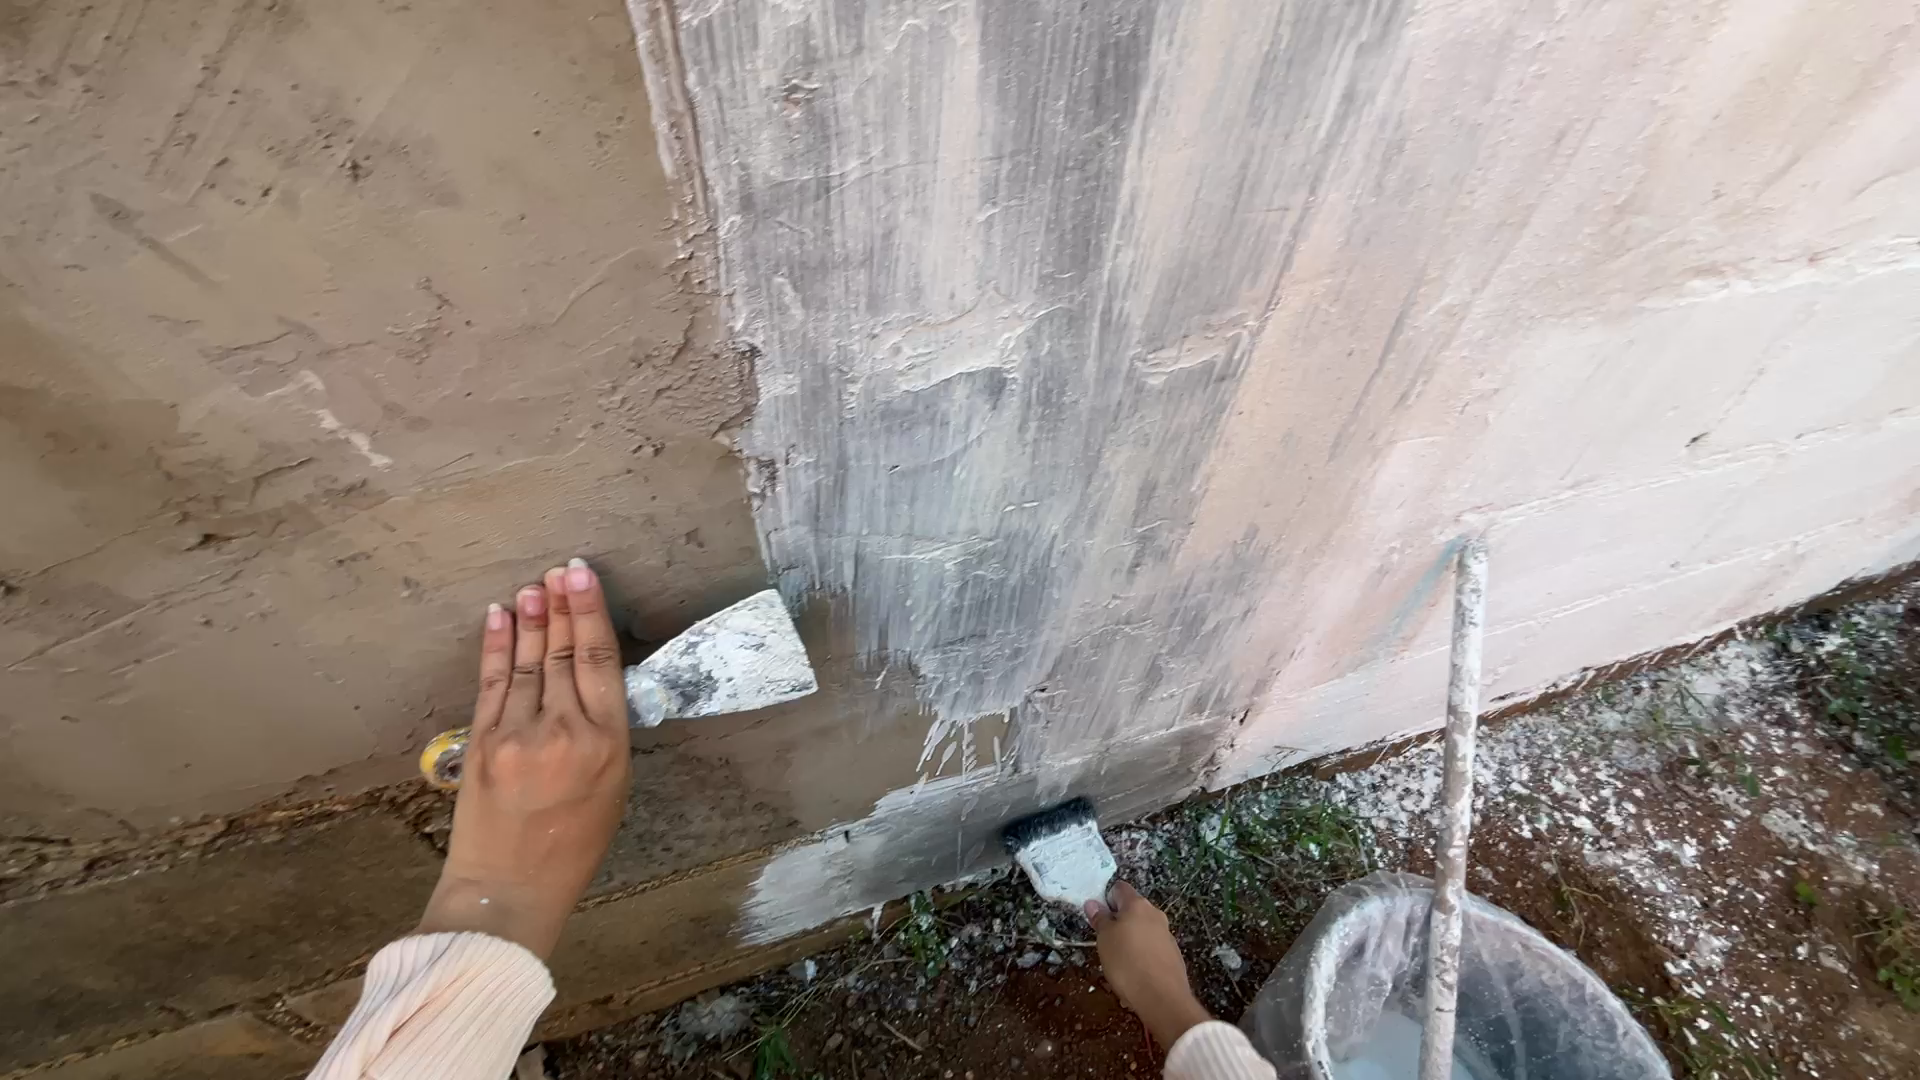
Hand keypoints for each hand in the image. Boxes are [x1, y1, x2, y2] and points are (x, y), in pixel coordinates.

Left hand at [416, 559, 632, 958]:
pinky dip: (497, 647)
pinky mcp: (482, 744)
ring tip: (534, 585)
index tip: (584, 579)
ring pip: (529, 663)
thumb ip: (604, 728)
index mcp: (606, 741)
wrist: (512, 888)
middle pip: (564, 654)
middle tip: (561, 569)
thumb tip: (590, 678)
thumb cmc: (578, 839)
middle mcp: (563, 730)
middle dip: (561, 607)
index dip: (591, 615)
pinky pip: (491, 685)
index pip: (599, 662)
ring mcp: (517, 735)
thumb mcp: (614, 781)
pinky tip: (501, 616)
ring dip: (531, 620)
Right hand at [1086, 881, 1213, 1048]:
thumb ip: (1100, 919)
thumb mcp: (1105, 940)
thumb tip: (1093, 903)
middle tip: (1107, 941)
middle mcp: (1155, 914)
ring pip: (1144, 930)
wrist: (1164, 1000)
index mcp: (1137, 905)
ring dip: (1132, 939)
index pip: (1119, 888)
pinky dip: (1144, 956)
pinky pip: (1153, 949)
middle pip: (1133, 909)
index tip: (1099, 918)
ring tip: (1121, 962)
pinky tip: (1137, 974)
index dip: (1107, 899)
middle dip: (1119, 921)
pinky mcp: (1174, 957)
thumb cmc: (1127, 963)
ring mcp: (1167, 936)